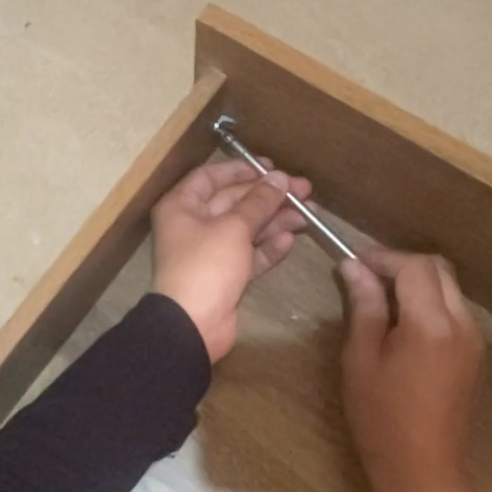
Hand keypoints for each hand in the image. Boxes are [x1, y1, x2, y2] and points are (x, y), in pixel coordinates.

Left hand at [150, 159, 310, 361]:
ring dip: (275, 220)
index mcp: (182, 206)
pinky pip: (249, 255)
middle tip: (305, 190)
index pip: (211, 176)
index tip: (273, 167)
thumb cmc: (206, 265)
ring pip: (246, 229)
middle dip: (268, 196)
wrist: (193, 325)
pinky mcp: (225, 276)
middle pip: (234, 202)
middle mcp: (192, 225)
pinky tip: (288, 241)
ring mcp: (209, 252)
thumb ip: (259, 202)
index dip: (242, 169)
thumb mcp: (234, 227)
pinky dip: (267, 248)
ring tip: (309, 214)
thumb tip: (280, 178)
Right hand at [338, 248, 491, 491]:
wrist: (422, 469)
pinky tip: (400, 325)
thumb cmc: (381, 417)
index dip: (383, 257)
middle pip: (438, 270)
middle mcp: (462, 323)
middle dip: (402, 265)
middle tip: (364, 279)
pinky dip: (428, 303)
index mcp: (431, 323)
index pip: (415, 266)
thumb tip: (354, 268)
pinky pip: (454, 311)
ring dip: (416, 284)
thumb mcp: (361, 359)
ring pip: (449, 289)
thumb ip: (364, 308)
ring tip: (379, 302)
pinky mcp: (474, 355)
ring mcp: (474, 340)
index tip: (352, 264)